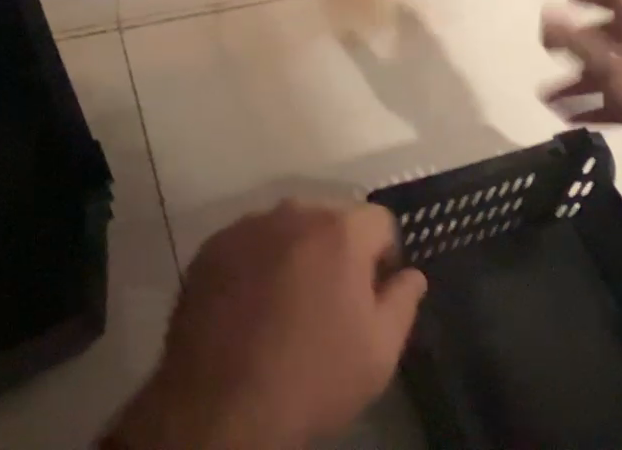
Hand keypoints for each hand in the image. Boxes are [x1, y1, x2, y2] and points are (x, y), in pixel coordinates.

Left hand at [108, 200, 426, 449]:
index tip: (373, 292)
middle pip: (331, 218)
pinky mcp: (210, 248)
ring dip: (295, 252)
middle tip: (330, 300)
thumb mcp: (380, 351)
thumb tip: (411, 275)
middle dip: (338, 249)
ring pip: (286, 228)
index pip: (379, 221)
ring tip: (286, 303)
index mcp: (341, 231)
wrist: (222, 407)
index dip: (383, 256)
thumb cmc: (313, 377)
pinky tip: (251, 306)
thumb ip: (403, 302)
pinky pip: (248, 244)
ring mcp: (246, 228)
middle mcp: (293, 213)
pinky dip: (256, 263)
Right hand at [541, 0, 621, 185]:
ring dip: (579, 83)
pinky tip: (571, 120)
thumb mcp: (618, 71)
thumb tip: (547, 12)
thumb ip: (580, 44)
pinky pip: (619, 101)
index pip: (619, 0)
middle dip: (576, 47)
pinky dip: (595, 107)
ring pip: (610, 75)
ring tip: (548, 98)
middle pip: (609, 40)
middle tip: (549, 53)